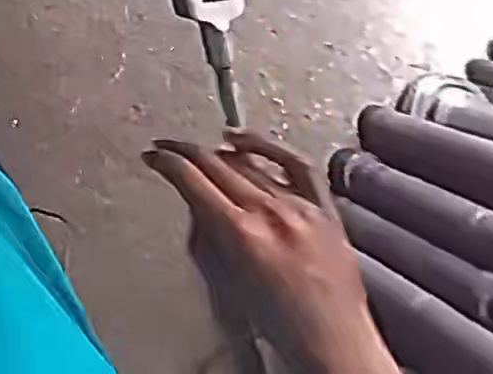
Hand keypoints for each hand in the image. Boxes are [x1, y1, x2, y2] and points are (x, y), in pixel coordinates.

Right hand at [145, 130, 396, 373]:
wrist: (338, 351)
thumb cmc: (281, 328)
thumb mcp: (220, 279)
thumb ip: (202, 230)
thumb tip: (191, 197)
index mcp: (240, 233)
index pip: (189, 176)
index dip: (164, 160)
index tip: (153, 155)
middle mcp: (269, 214)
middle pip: (212, 161)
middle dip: (181, 150)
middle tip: (166, 147)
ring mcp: (299, 210)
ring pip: (245, 162)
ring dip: (215, 153)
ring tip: (199, 151)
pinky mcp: (324, 211)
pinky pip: (295, 164)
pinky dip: (266, 145)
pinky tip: (243, 141)